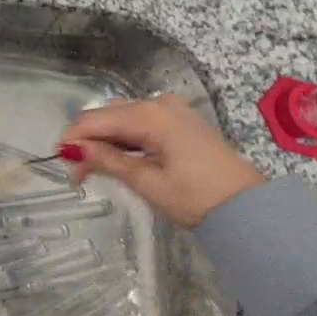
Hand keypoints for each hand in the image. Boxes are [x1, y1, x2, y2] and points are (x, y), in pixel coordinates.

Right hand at [59, 94, 264, 228]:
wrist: (252, 211)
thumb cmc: (198, 198)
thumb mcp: (147, 182)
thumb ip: (107, 161)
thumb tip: (72, 149)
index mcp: (149, 115)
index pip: (94, 120)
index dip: (73, 140)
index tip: (65, 167)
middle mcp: (158, 103)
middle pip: (106, 115)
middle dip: (87, 140)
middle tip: (80, 174)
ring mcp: (171, 110)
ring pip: (121, 117)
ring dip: (104, 140)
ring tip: (98, 169)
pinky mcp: (179, 121)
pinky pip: (139, 122)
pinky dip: (124, 138)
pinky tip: (121, 159)